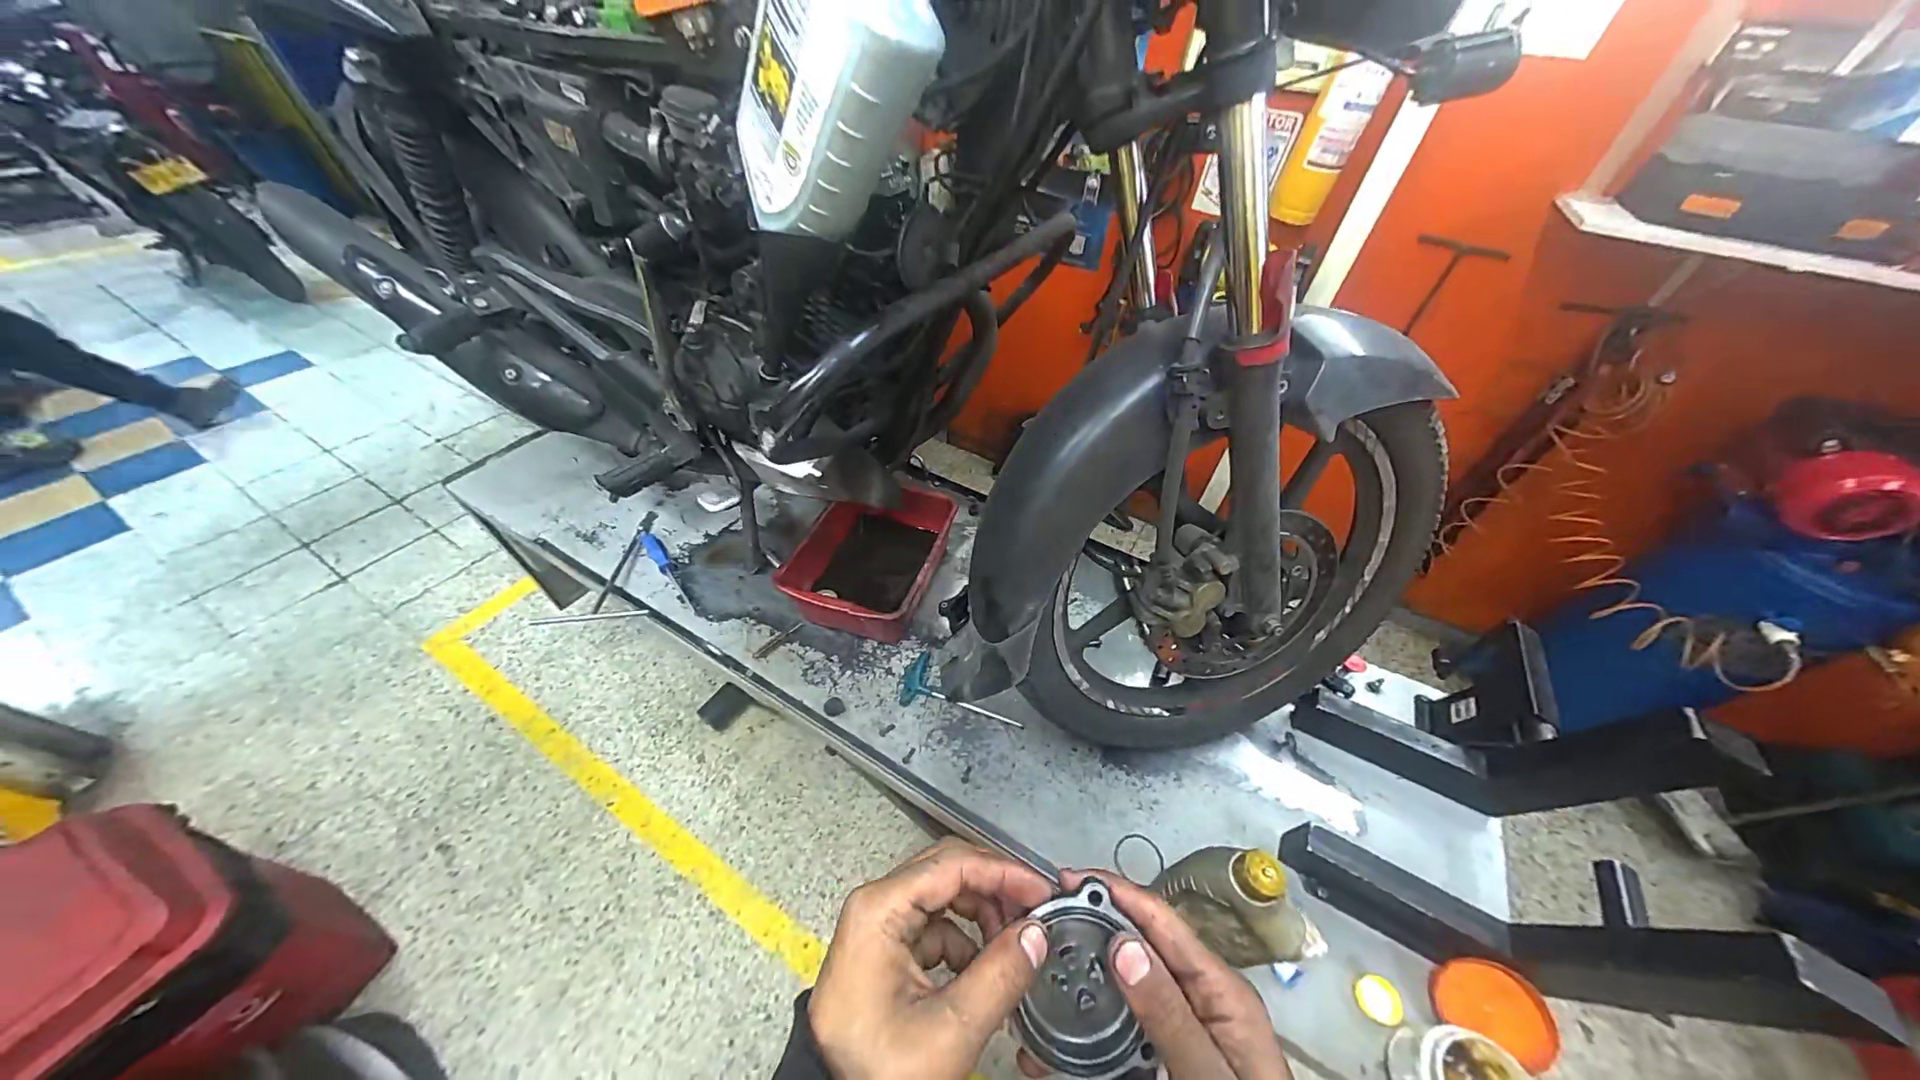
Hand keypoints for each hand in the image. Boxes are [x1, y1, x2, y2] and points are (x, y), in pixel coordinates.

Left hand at [809, 837, 1055, 1079]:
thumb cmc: (875, 1070)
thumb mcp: (948, 1029)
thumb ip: (999, 976)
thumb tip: (1035, 935)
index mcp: (880, 909)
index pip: (953, 864)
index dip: (1003, 873)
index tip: (1040, 891)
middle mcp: (877, 904)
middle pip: (948, 870)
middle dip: (996, 889)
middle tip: (1034, 910)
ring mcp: (880, 923)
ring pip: (945, 894)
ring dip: (983, 913)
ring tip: (1012, 944)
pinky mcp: (887, 946)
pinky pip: (936, 923)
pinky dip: (967, 937)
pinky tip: (985, 968)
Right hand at [1019, 871, 1290, 1079]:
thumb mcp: (1209, 1074)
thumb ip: (1169, 1014)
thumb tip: (1123, 944)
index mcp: (1221, 989)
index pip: (1162, 920)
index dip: (1116, 891)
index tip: (1069, 878)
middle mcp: (1205, 996)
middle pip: (1145, 941)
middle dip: (1100, 918)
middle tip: (1051, 911)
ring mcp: (1190, 1023)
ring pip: (1136, 975)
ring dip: (1098, 957)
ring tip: (1055, 947)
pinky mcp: (1175, 1050)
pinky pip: (1135, 1013)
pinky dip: (1104, 1001)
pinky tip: (1078, 1002)